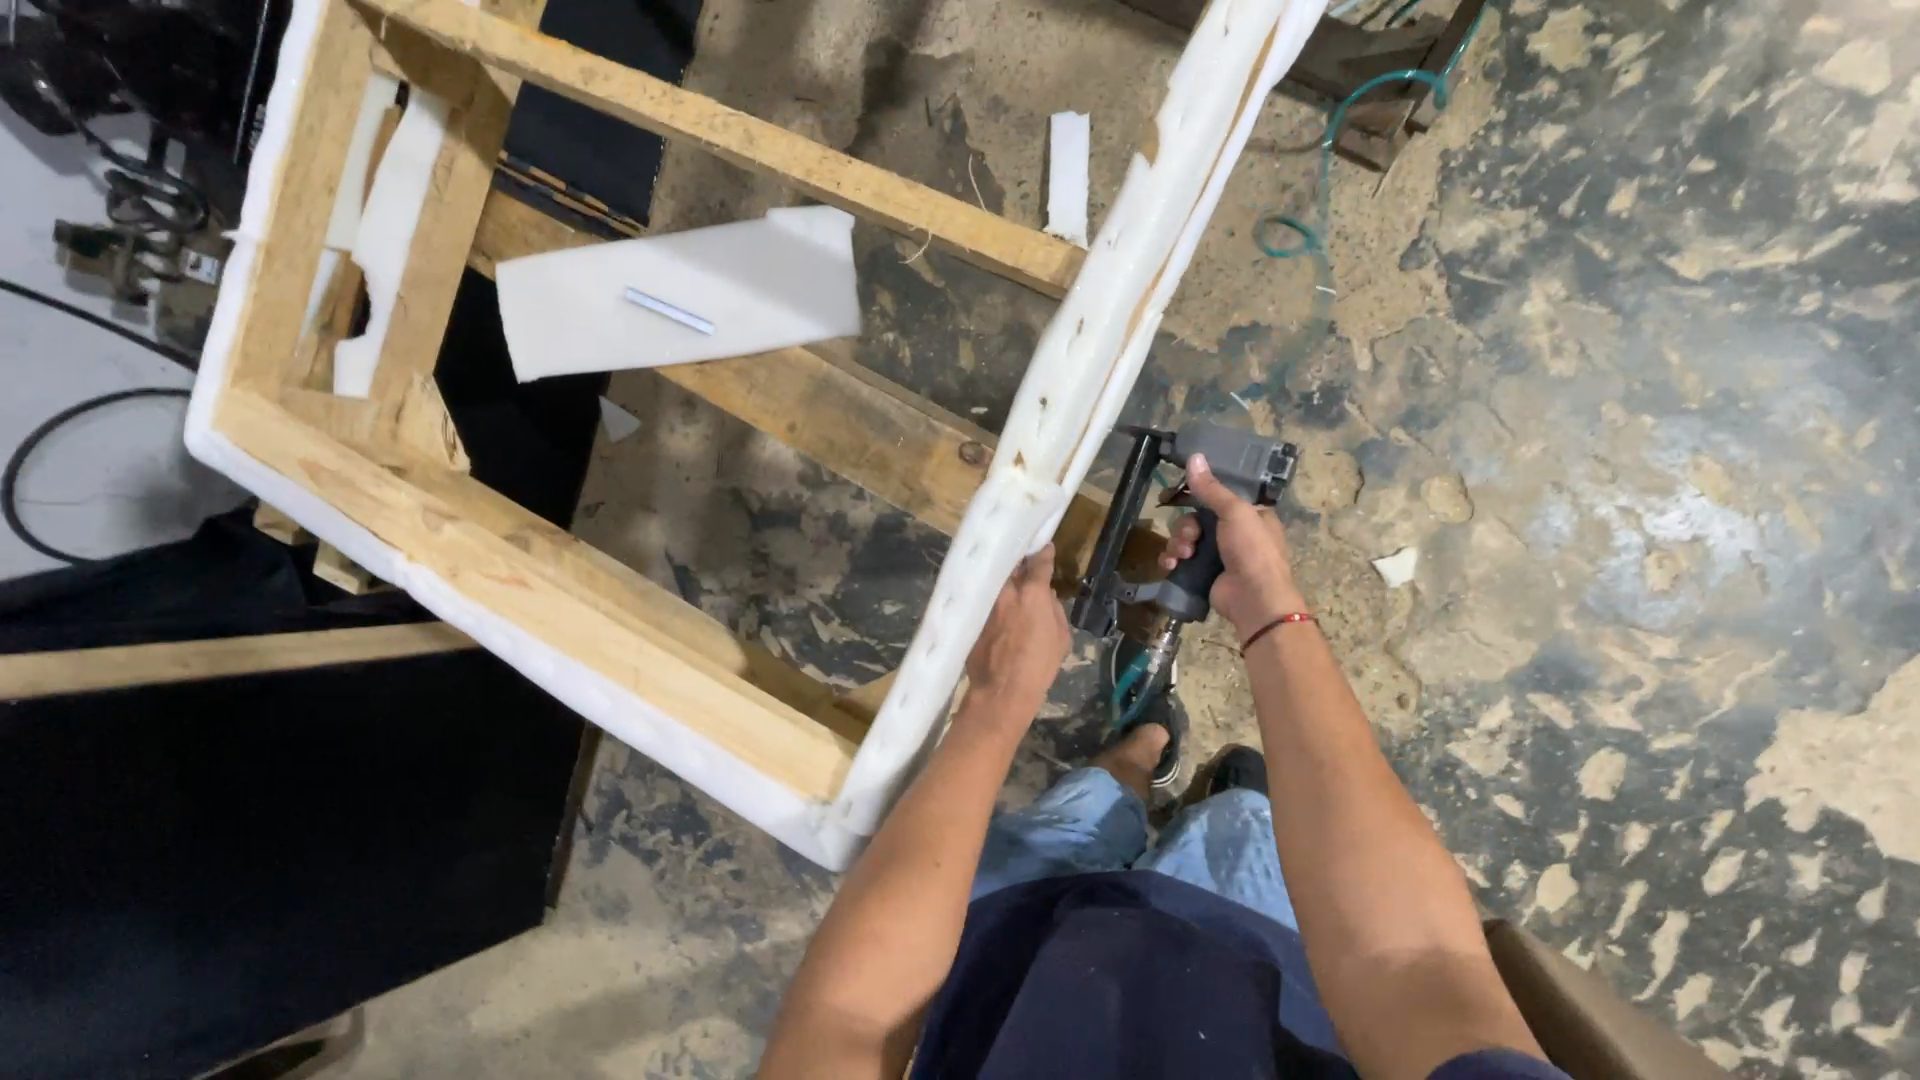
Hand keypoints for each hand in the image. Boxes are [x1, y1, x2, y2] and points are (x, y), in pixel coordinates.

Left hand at [965, 544, 1071, 721]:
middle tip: (1024, 561)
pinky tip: (994, 601)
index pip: (1039, 564)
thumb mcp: (1061, 638)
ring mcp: (985, 602)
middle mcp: (1005, 591)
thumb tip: (1046, 596)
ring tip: (1008, 578)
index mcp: (1032, 594)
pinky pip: (983, 598)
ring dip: (1003, 578)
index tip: (1044, 547)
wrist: (1001, 691)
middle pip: (1012, 566)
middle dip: (1018, 562)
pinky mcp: (971, 616)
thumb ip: (1054, 610)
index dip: (1043, 554)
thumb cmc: (1038, 666)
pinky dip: (990, 596)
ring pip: (995, 580)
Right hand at [1159, 453, 1306, 636]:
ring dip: (1178, 543)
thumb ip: (1211, 488)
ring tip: (1183, 555)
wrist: (1254, 599)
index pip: (1217, 495)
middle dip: (1186, 526)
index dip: (1195, 492)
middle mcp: (1234, 532)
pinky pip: (1180, 559)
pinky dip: (1172, 560)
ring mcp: (1218, 554)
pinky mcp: (1204, 573)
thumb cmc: (1252, 550)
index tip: (1173, 492)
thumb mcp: (1235, 512)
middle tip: (1190, 537)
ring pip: (1185, 538)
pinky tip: (1170, 565)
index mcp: (1249, 514)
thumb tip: (1194, 457)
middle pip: (1196, 517)